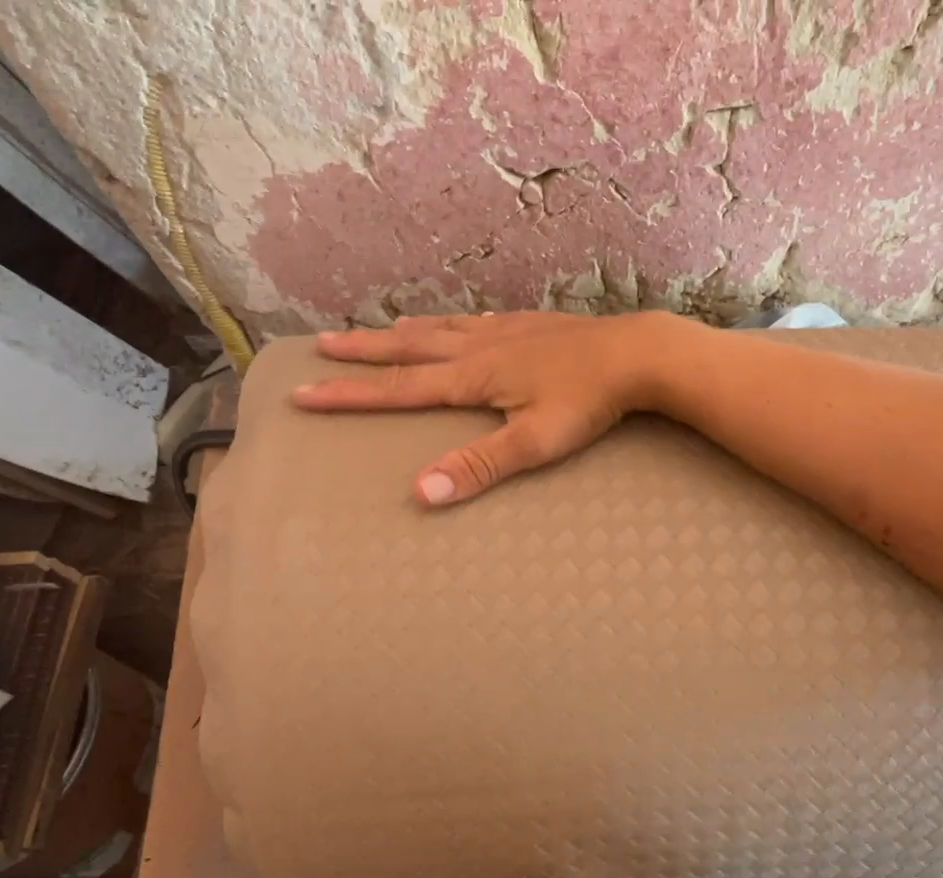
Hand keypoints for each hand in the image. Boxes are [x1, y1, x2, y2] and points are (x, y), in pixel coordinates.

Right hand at [293, 311, 694, 504]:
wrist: (639, 354)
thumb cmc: (589, 402)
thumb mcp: (534, 442)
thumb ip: (478, 466)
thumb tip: (420, 493)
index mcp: (473, 378)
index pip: (399, 390)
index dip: (350, 394)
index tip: (304, 393)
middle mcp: (481, 348)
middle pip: (410, 350)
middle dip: (363, 352)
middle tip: (321, 345)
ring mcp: (509, 331)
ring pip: (443, 329)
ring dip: (405, 333)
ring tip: (381, 330)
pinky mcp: (536, 324)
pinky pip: (481, 320)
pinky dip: (456, 321)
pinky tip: (464, 321)